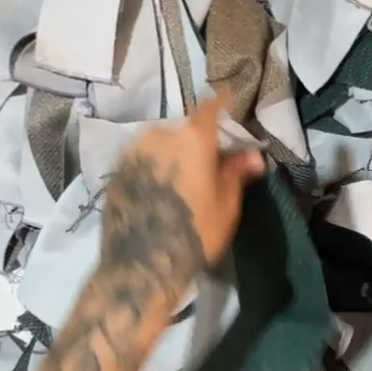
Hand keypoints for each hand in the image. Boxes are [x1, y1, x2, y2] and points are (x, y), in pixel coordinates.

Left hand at [100, 96, 266, 294]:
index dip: (222, 105)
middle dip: (197, 139)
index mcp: (192, 137)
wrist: (141, 265)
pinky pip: (143, 158)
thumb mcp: (226, 204)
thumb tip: (255, 156)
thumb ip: (237, 172)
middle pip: (184, 127)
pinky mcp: (116, 170)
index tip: (230, 105)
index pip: (211, 107)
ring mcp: (133, 151)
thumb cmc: (195, 233)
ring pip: (161, 142)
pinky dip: (154, 166)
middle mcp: (160, 134)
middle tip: (209, 160)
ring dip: (173, 152)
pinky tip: (160, 190)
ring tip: (182, 179)